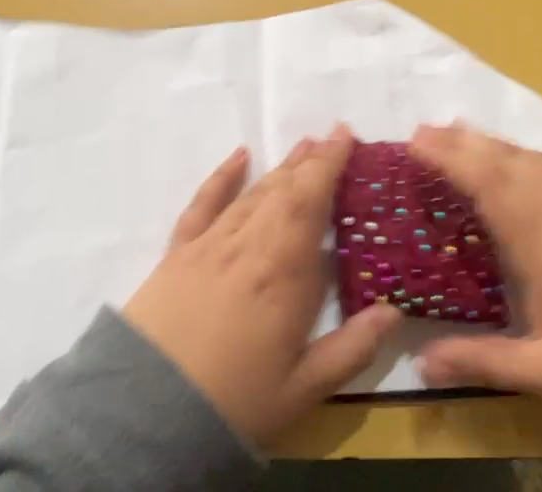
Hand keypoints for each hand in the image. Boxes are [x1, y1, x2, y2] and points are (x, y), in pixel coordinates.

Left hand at [122, 126, 402, 445]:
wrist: (146, 407)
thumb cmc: (235, 401)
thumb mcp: (303, 389)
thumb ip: (352, 349)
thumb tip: (394, 311)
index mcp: (285, 273)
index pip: (312, 202)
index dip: (330, 166)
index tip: (347, 137)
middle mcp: (250, 245)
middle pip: (285, 191)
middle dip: (311, 161)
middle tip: (333, 135)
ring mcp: (211, 244)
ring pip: (253, 194)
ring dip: (280, 168)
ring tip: (303, 146)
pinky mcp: (179, 252)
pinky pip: (204, 204)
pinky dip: (222, 177)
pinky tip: (238, 157)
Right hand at [410, 123, 541, 420]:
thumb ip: (484, 361)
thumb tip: (420, 363)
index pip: (493, 189)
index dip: (453, 161)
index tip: (416, 142)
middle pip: (511, 166)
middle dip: (465, 143)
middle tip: (424, 128)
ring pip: (539, 164)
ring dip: (498, 144)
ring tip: (462, 130)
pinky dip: (539, 156)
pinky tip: (529, 156)